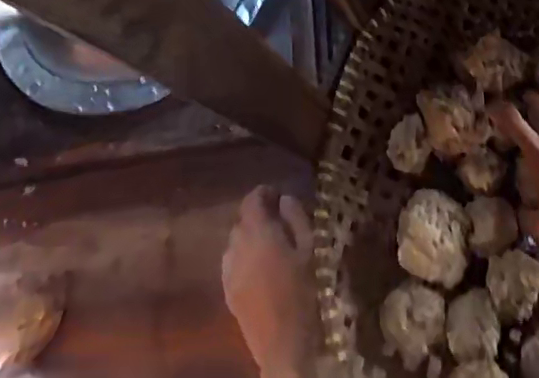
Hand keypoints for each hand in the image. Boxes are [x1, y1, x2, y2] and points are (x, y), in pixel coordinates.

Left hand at [222, 185, 316, 377]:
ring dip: (249, 237)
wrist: (285, 346)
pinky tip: (259, 269)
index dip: (264, 193)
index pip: (252, 199)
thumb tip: (284, 199)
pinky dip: (243, 258)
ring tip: (270, 246)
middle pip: (242, 220)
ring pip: (235, 242)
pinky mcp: (228, 292)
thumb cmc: (305, 291)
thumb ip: (296, 218)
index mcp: (258, 231)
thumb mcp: (311, 248)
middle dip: (257, 215)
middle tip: (279, 221)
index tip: (279, 196)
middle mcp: (237, 246)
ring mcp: (229, 271)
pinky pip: (232, 263)